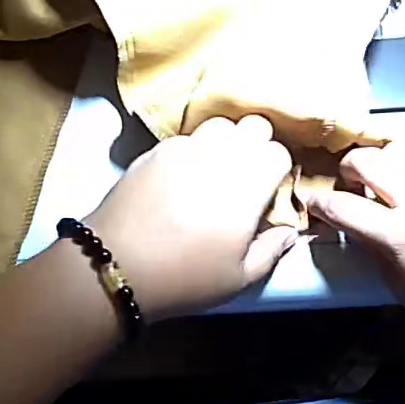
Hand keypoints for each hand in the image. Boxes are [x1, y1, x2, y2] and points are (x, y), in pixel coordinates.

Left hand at [85, 114, 298, 319]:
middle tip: (246, 179)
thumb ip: (272, 249)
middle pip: (253, 126)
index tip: (268, 193)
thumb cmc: (186, 276)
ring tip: (215, 174)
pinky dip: (193, 151)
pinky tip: (182, 180)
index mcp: (248, 183)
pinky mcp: (155, 150)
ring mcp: (184, 147)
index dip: (277, 172)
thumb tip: (288, 232)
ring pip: (219, 126)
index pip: (278, 152)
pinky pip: (185, 138)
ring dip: (226, 143)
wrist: (116, 265)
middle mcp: (220, 154)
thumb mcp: (239, 277)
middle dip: (256, 147)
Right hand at [304, 144, 404, 365]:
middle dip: (350, 170)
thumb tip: (358, 234)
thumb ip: (377, 257)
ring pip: (404, 150)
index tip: (317, 206)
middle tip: (355, 187)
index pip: (341, 206)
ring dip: (391, 165)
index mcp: (400, 237)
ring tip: (400, 190)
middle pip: (367, 160)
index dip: (319, 205)